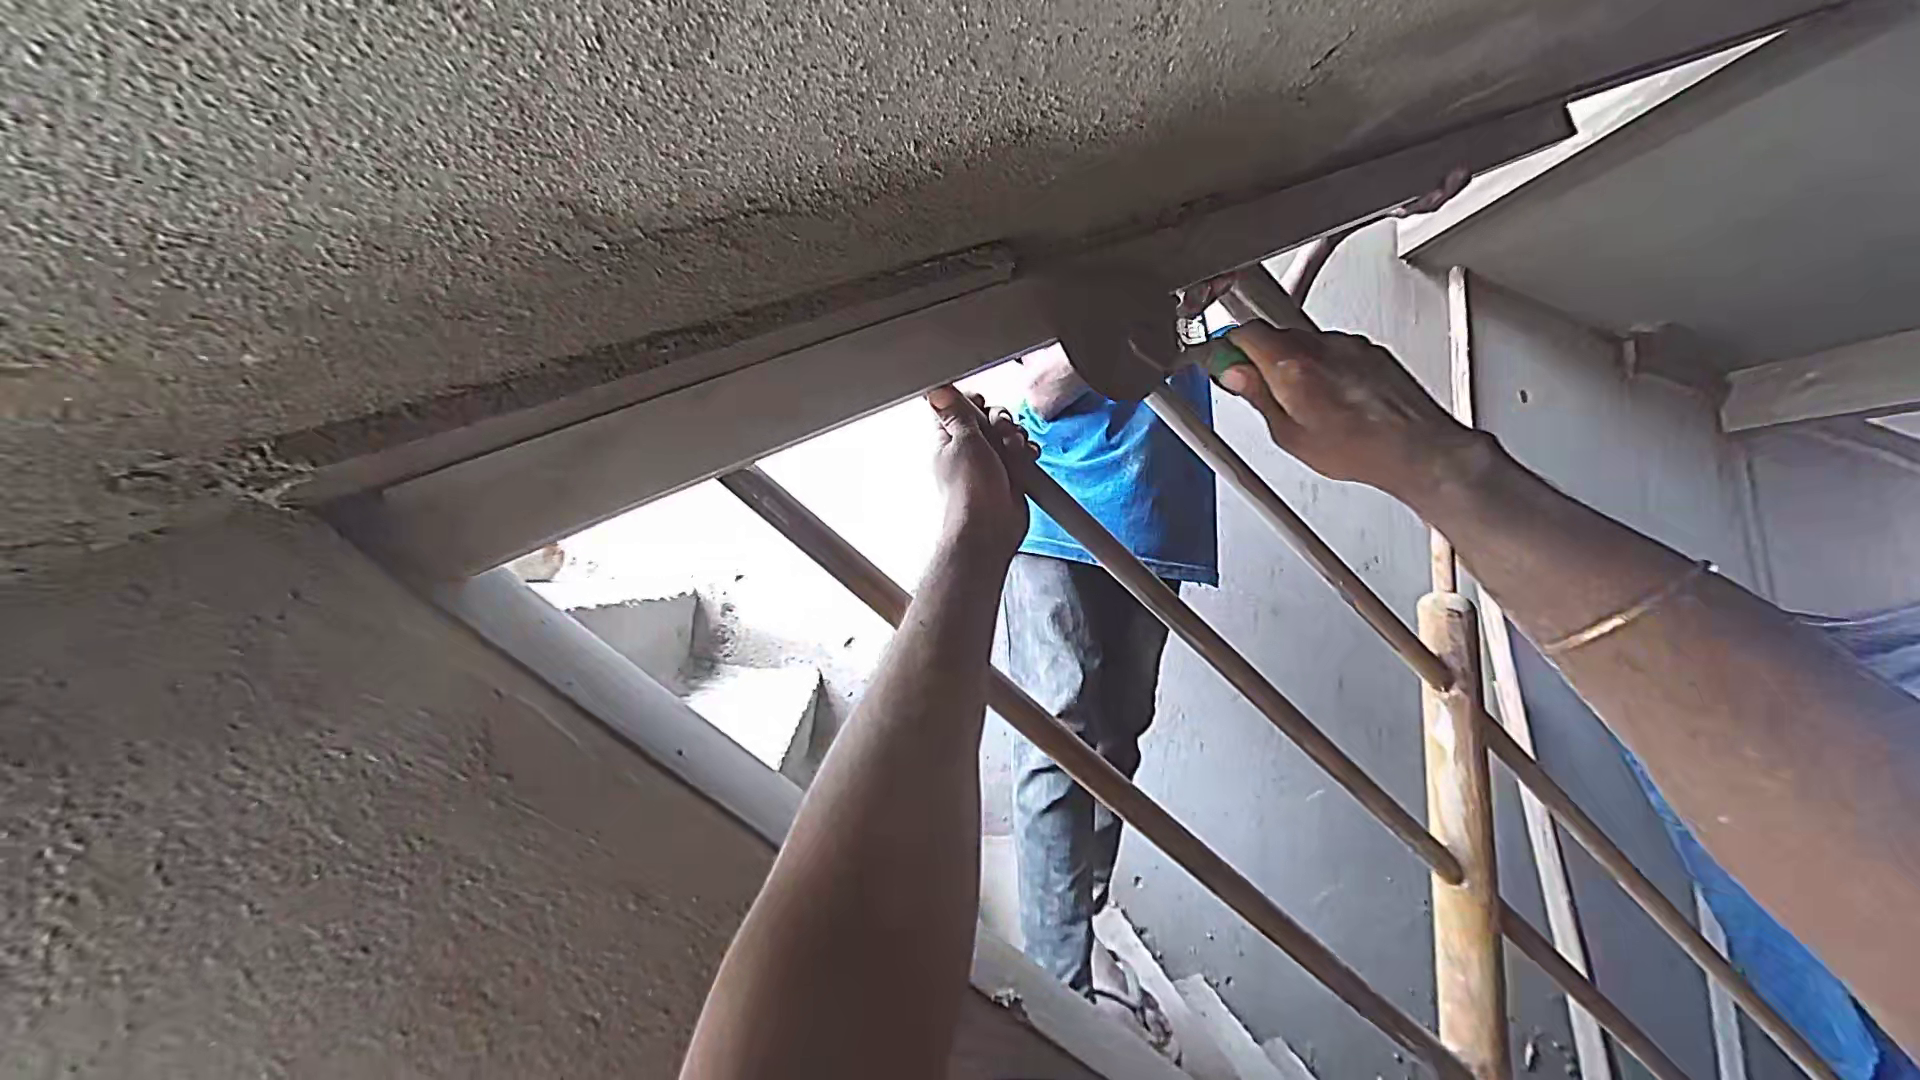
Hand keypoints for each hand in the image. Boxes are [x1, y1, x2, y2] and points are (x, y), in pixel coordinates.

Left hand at [927, 386, 1034, 561]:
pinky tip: (1025, 458)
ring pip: (1007, 434)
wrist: (990, 527)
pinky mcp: (1007, 474)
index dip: (975, 403)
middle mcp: (967, 450)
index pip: (960, 407)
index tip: (983, 407)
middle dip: (1000, 420)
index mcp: (948, 439)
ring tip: (1013, 449)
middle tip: (1001, 431)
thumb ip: (956, 413)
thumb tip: (936, 391)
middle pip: (988, 418)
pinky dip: (1025, 453)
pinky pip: (1020, 453)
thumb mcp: (963, 440)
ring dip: (1015, 436)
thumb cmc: (969, 490)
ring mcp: (988, 463)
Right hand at [1215, 322, 1487, 503]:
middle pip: (1272, 334)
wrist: (1415, 448)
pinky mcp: (1367, 349)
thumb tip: (1234, 375)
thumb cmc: (1358, 448)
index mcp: (1293, 367)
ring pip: (1301, 340)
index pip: (1245, 333)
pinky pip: (1329, 347)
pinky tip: (1322, 396)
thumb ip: (1256, 397)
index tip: (1222, 364)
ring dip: (1288, 361)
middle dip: (1257, 356)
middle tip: (1252, 386)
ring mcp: (1348, 344)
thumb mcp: (1287, 434)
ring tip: (1294, 399)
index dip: (1228, 349)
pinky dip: (1317, 363)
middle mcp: (1321, 346)